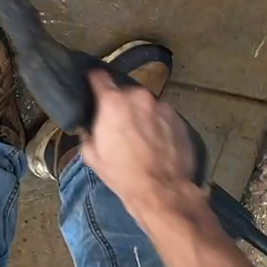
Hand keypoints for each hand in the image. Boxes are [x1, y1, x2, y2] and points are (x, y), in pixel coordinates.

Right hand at [79, 69, 206, 214]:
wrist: (161, 190)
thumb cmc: (122, 173)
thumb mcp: (92, 155)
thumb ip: (87, 133)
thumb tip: (89, 127)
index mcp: (113, 102)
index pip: (98, 76)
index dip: (93, 80)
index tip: (91, 85)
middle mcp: (138, 97)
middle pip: (124, 92)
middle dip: (120, 104)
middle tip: (117, 123)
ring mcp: (162, 106)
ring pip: (145, 104)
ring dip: (140, 113)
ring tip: (139, 135)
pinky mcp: (179, 119)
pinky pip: (162, 115)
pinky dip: (157, 123)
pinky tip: (155, 142)